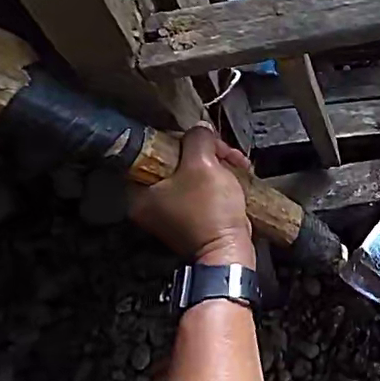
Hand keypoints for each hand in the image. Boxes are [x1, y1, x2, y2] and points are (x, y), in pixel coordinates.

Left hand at [129, 126, 256, 265]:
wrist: (229, 251)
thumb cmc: (210, 210)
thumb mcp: (204, 165)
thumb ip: (199, 140)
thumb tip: (200, 129)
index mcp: (140, 190)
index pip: (157, 149)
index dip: (186, 140)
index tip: (208, 142)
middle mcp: (148, 202)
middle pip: (178, 161)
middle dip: (209, 154)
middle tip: (229, 155)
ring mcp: (170, 212)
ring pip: (193, 174)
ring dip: (218, 165)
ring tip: (239, 166)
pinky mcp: (190, 218)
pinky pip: (201, 189)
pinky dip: (218, 181)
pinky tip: (237, 177)